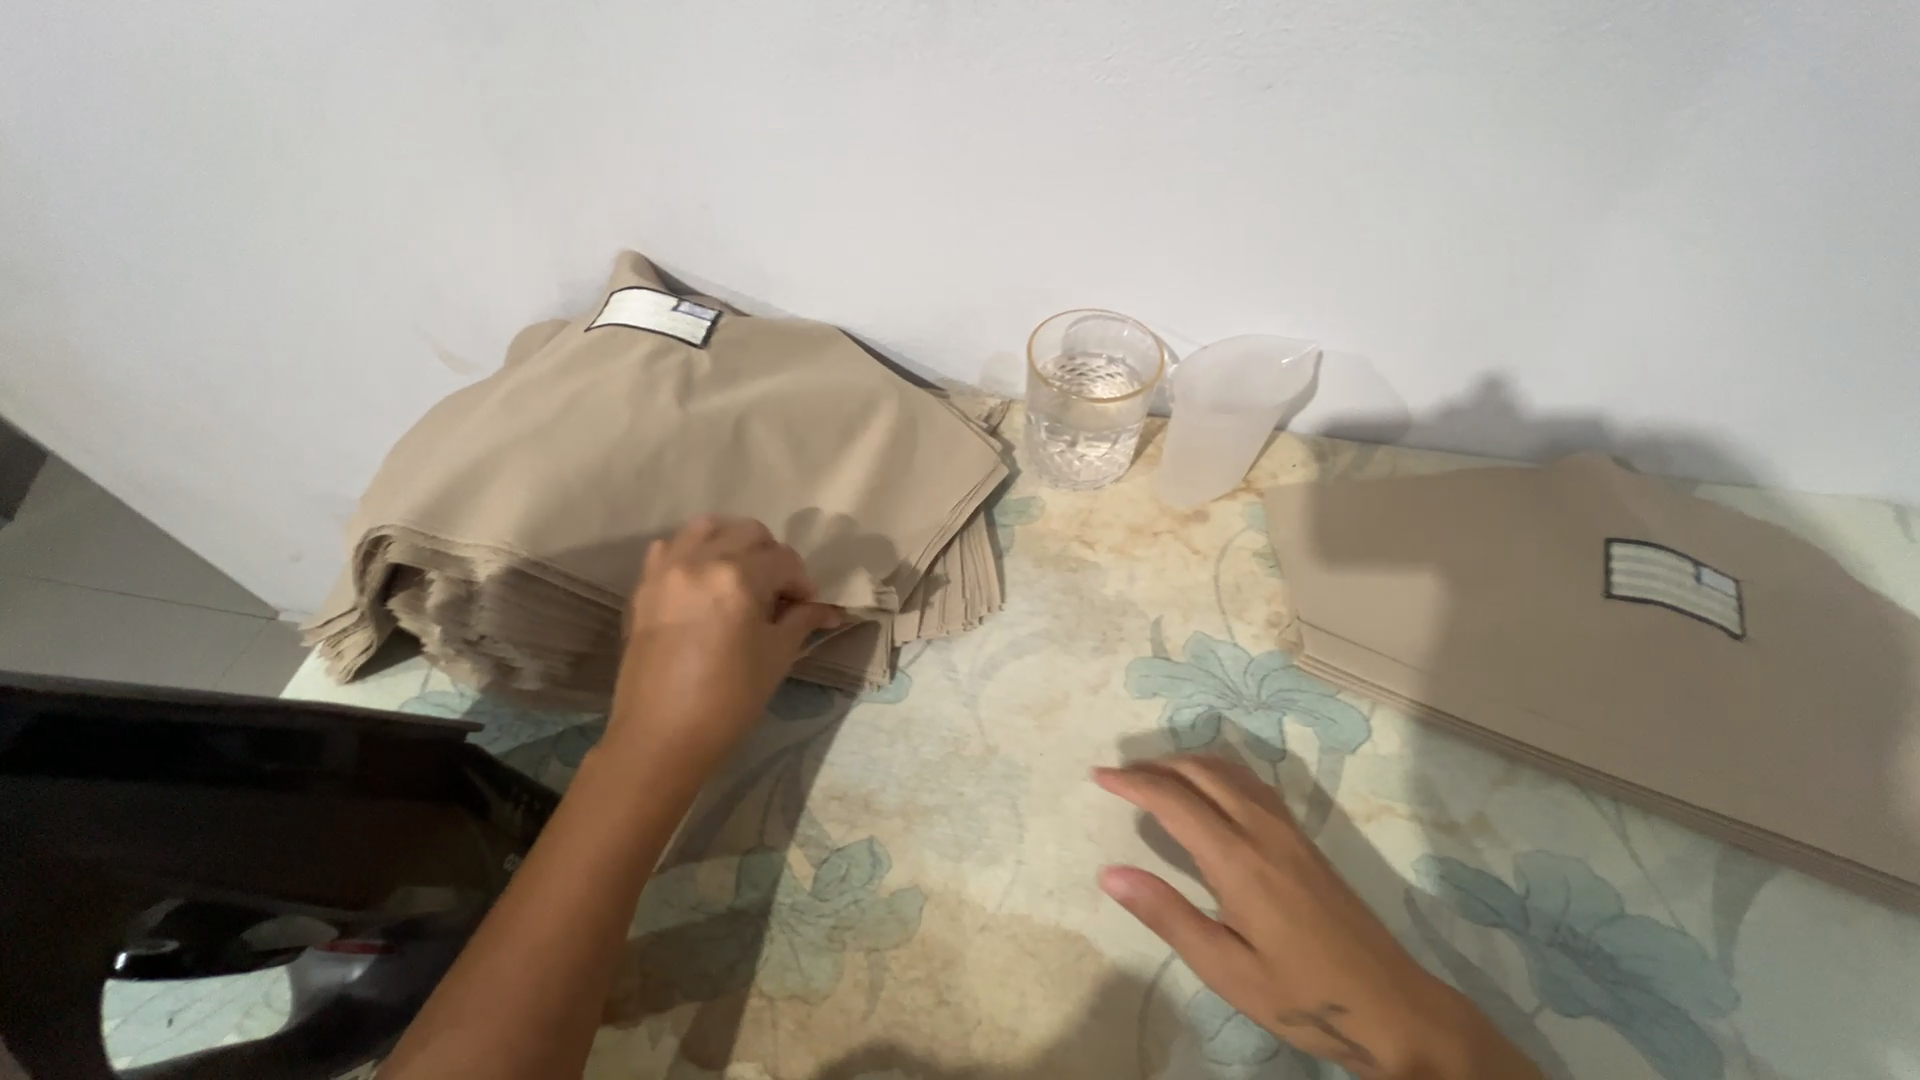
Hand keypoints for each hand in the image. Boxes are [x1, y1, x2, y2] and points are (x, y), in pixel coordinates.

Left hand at [604, 516, 840, 774]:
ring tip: (742, 578)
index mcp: (738, 577)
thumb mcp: (776, 656)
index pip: (784, 559)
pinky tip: (705, 583)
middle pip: (748, 533)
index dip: (803, 582)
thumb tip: (830, 610)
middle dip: (771, 556)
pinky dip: (694, 553)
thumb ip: (802, 620)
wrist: (661, 736)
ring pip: (707, 528)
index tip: (807, 607)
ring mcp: (667, 569)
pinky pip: (672, 548)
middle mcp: (700, 560)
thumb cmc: (729, 699)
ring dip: (732, 543)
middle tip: (778, 592)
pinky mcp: (644, 586)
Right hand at [1094, 756, 1540, 1079]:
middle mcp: (1262, 830)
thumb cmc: (1301, 994)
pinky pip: (1251, 782)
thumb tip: (1110, 872)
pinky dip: (1217, 771)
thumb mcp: (1225, 968)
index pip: (1174, 800)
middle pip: (1202, 771)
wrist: (1392, 1006)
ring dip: (1187, 762)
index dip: (1132, 783)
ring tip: (1155, 775)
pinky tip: (1209, 788)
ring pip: (1230, 770)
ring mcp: (1287, 829)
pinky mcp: (1303, 838)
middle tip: (1120, 775)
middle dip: (1156, 765)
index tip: (1099, 776)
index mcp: (1238, 859)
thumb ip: (1166, 914)